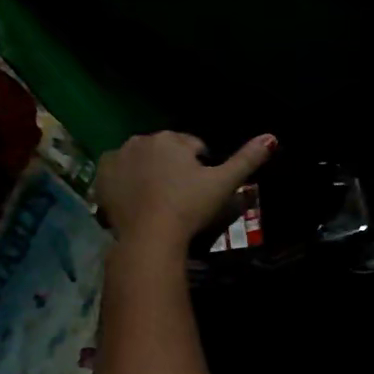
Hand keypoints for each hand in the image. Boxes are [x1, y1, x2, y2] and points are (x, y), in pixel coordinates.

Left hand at [94, 131, 275, 248]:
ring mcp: (118, 157)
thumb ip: (247, 160)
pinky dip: (125, 182)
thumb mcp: (224, 184)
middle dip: (173, 168)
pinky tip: (136, 201)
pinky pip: (117, 173)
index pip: (194, 147)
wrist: (149, 236)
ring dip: (149, 173)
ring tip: (158, 202)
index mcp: (173, 139)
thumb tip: (272, 137)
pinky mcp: (100, 176)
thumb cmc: (189, 208)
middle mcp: (142, 140)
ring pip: (141, 160)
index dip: (201, 168)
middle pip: (165, 151)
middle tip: (180, 199)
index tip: (200, 191)